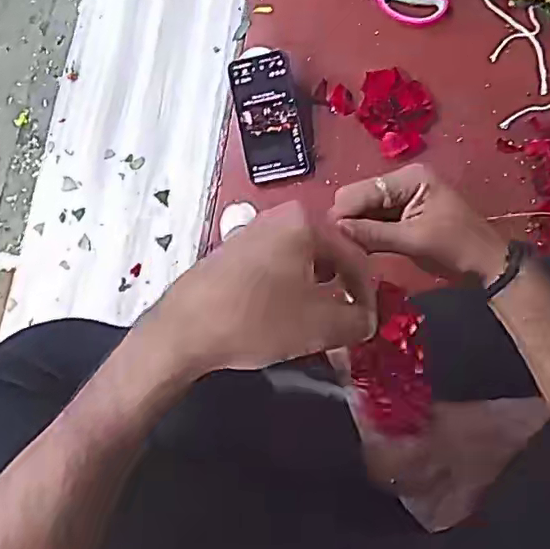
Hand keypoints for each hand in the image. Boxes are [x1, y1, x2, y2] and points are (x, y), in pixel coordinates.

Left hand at [139, 201, 375, 376]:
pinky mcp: (234, 253)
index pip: (355, 256)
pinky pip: (276, 269)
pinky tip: (282, 320)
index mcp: (305, 221)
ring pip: (301, 265)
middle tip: (344, 327)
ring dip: (315, 296)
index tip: (368, 324)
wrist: (182, 331)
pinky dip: (288, 293)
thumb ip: (357, 320)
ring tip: (315, 329)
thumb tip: (365, 319)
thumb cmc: (255, 318)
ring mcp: (253, 232)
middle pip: (328, 258)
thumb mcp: (320, 325)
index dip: (367, 294)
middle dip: (340, 295)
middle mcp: (280, 217)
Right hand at [331, 164, 509, 281]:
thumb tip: (335, 229)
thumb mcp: (414, 240)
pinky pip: (374, 220)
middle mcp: (403, 181)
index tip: (331, 239)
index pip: (363, 189)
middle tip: (340, 248)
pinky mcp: (402, 215)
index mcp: (410, 177)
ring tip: (345, 251)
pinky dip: (365, 233)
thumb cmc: (457, 248)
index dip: (344, 213)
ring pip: (364, 210)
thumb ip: (373, 233)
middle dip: (348, 219)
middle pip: (359, 196)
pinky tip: (358, 249)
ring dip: (355, 228)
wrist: (488, 264)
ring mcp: (402, 198)